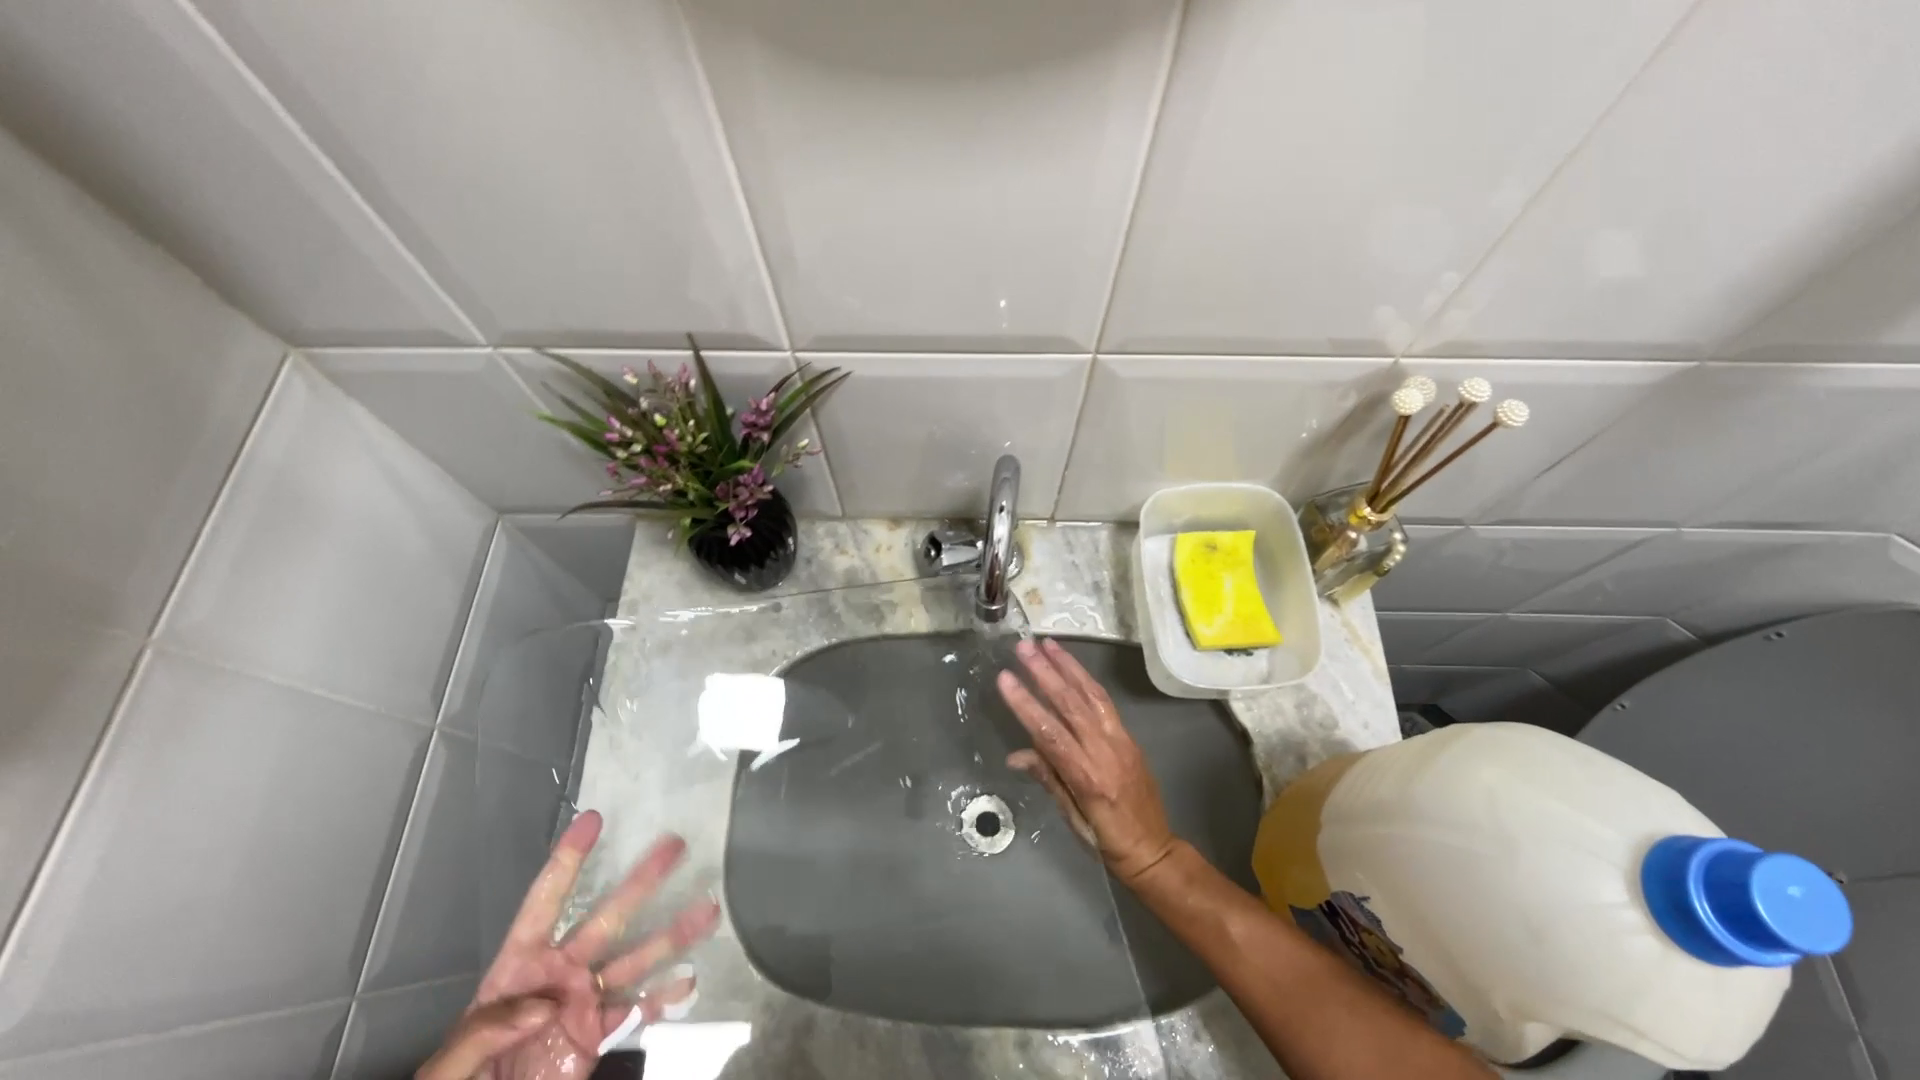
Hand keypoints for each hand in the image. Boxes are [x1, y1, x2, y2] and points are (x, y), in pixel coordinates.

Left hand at [417, 811, 721, 1079]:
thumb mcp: (451, 1063)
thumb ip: (487, 1030)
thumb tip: (547, 1000)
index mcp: (518, 966)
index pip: (544, 902)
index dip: (567, 862)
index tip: (592, 821)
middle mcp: (559, 972)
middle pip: (607, 918)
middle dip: (641, 882)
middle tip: (674, 845)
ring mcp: (582, 1002)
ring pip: (634, 959)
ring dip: (671, 935)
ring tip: (707, 910)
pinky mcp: (597, 1035)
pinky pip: (635, 1011)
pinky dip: (663, 998)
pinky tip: (688, 981)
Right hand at [996, 638, 1178, 884]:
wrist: (1154, 848)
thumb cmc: (1105, 841)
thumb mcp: (1072, 819)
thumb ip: (1048, 779)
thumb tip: (1015, 754)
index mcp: (1087, 778)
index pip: (1051, 733)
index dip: (1026, 704)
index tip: (1005, 679)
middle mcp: (1105, 752)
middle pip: (1072, 705)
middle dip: (1045, 673)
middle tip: (1023, 647)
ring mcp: (1121, 741)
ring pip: (1092, 695)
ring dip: (1068, 667)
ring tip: (1047, 644)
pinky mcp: (1129, 737)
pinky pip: (1106, 703)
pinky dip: (1087, 680)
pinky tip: (1072, 667)